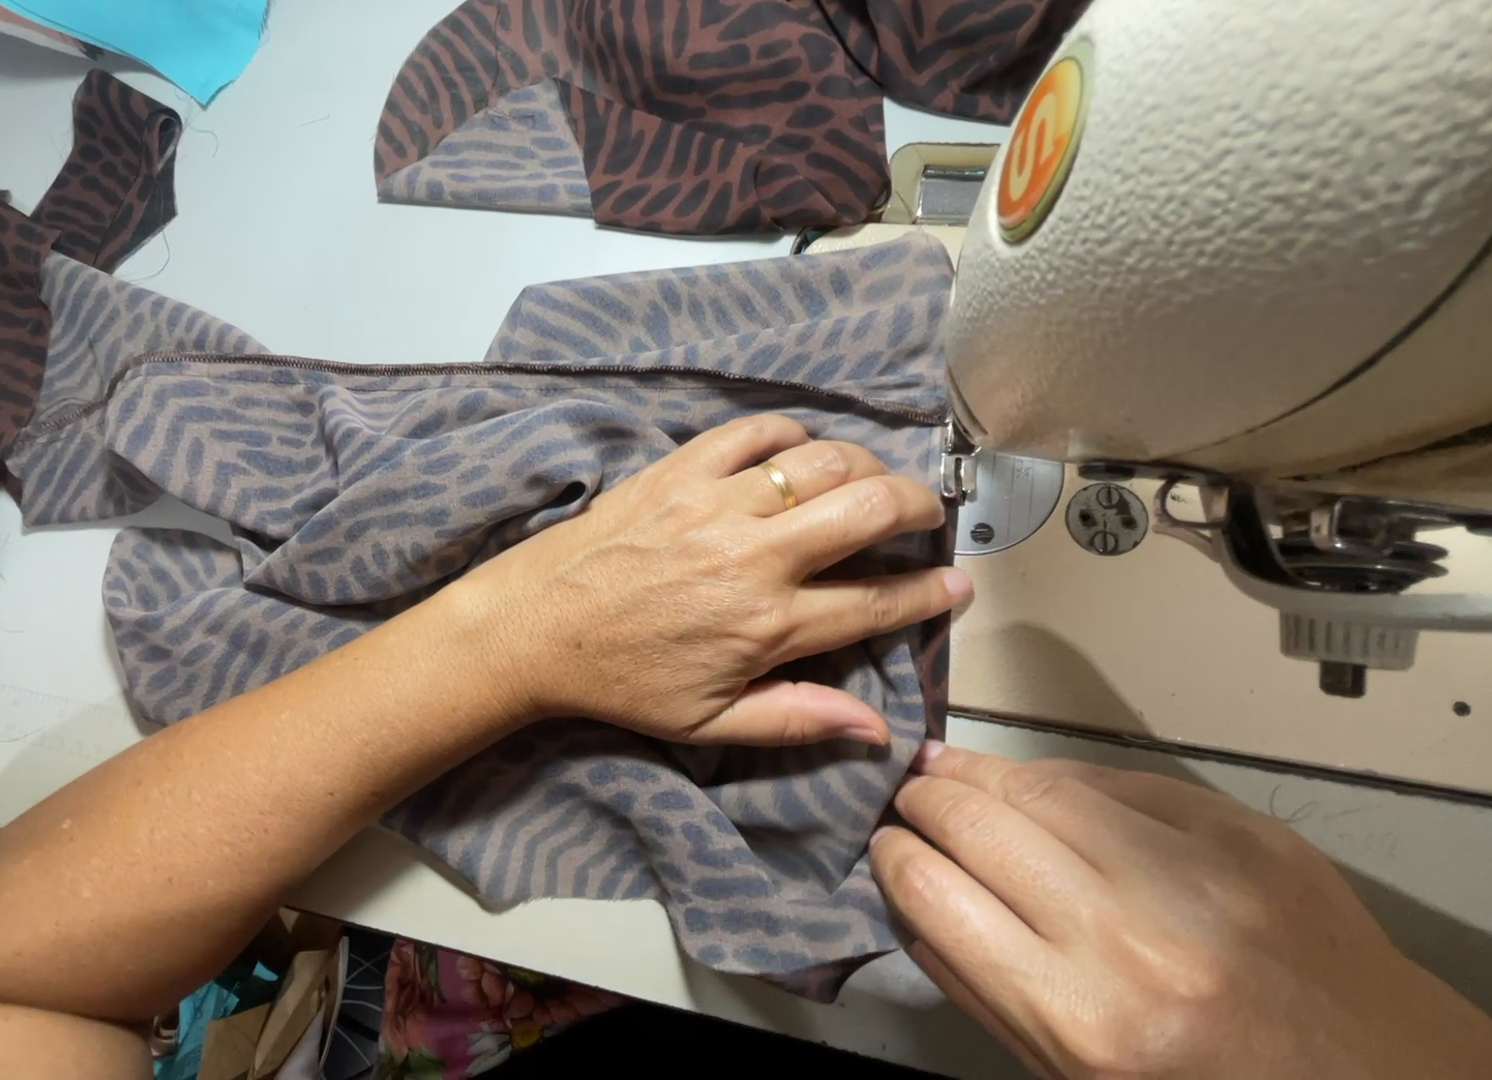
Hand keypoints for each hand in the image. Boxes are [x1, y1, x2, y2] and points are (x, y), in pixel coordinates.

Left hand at [445, 413, 970, 745]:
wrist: (534, 627)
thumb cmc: (619, 679)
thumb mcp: (707, 723)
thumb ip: (796, 719)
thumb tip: (877, 727)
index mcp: (766, 625)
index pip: (877, 603)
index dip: (930, 593)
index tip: (956, 582)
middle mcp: (754, 557)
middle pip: (869, 510)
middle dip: (918, 507)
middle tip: (924, 515)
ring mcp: (715, 505)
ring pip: (823, 462)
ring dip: (863, 466)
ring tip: (865, 483)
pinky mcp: (678, 472)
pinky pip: (752, 432)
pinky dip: (789, 433)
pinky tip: (795, 453)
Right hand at [870, 742, 1491, 1078]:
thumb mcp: (1067, 1071)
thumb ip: (972, 981)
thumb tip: (901, 889)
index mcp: (1079, 1014)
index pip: (927, 886)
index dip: (889, 851)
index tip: (885, 841)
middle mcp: (1131, 936)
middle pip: (971, 819)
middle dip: (920, 798)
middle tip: (907, 794)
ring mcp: (1196, 872)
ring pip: (1034, 781)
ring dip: (975, 770)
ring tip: (948, 767)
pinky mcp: (1242, 831)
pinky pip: (1110, 779)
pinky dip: (1058, 780)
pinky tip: (1039, 788)